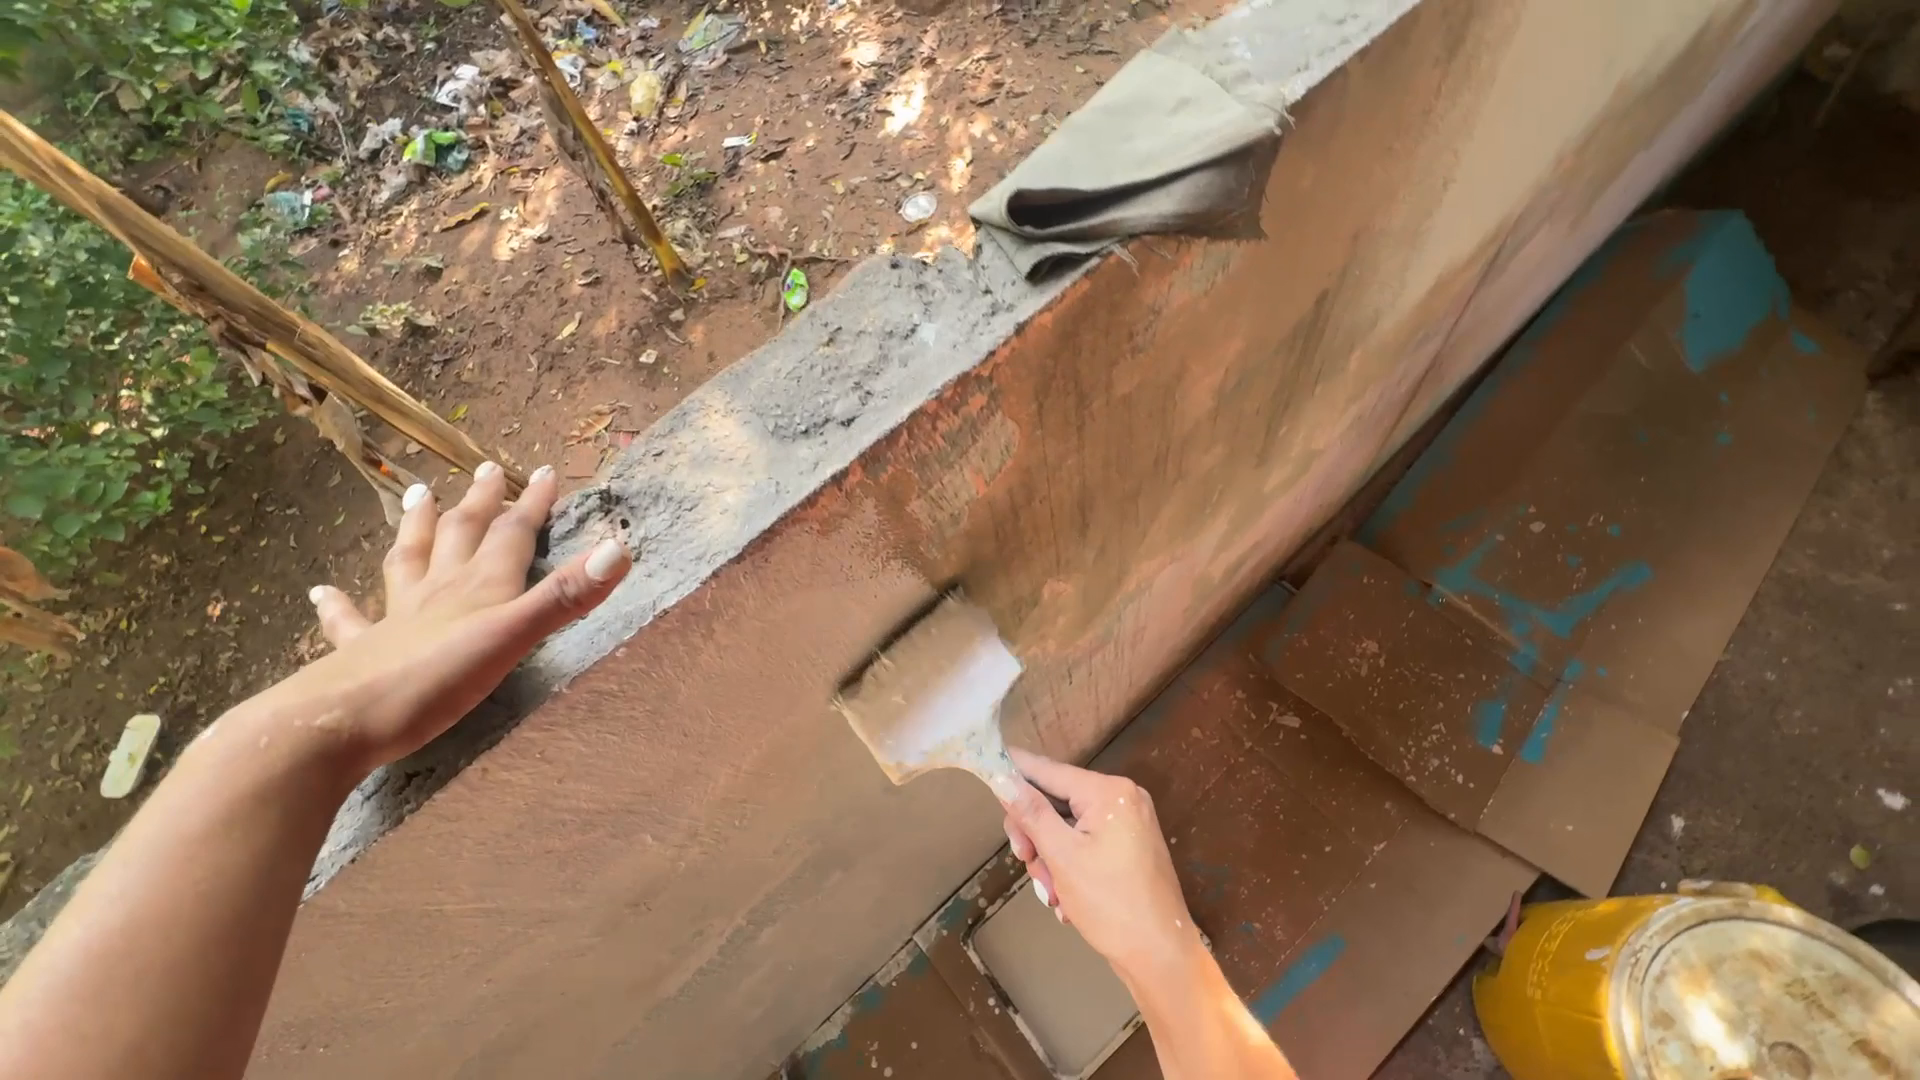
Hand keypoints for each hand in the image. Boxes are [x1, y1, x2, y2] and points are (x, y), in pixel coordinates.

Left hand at [255, 461, 629, 776]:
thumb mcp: (514, 636)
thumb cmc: (435, 679)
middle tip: (486, 470)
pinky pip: (349, 620)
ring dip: (417, 527)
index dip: (532, 504)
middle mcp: (440, 592)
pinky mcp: (362, 651)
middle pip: (463, 535)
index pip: (512, 534)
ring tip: (416, 494)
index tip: (545, 473)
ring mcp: (397, 619)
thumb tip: (619, 550)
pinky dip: (337, 605)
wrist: (338, 724)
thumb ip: (565, 596)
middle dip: (480, 502)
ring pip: (410, 560)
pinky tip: (320, 593)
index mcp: (480, 587)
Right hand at [1001, 747, 1201, 981]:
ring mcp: (1127, 823)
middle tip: (1025, 861)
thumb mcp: (1062, 856)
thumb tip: (1002, 777)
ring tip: (1053, 893)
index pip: (1046, 770)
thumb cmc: (1111, 904)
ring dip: (1050, 858)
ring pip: (1066, 827)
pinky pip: (1084, 843)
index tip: (983, 772)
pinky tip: (1066, 899)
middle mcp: (1121, 797)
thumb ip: (1030, 813)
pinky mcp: (1128, 847)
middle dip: (1035, 834)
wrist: (1162, 958)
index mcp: (1108, 791)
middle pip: (1055, 800)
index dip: (1013, 772)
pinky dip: (1069, 866)